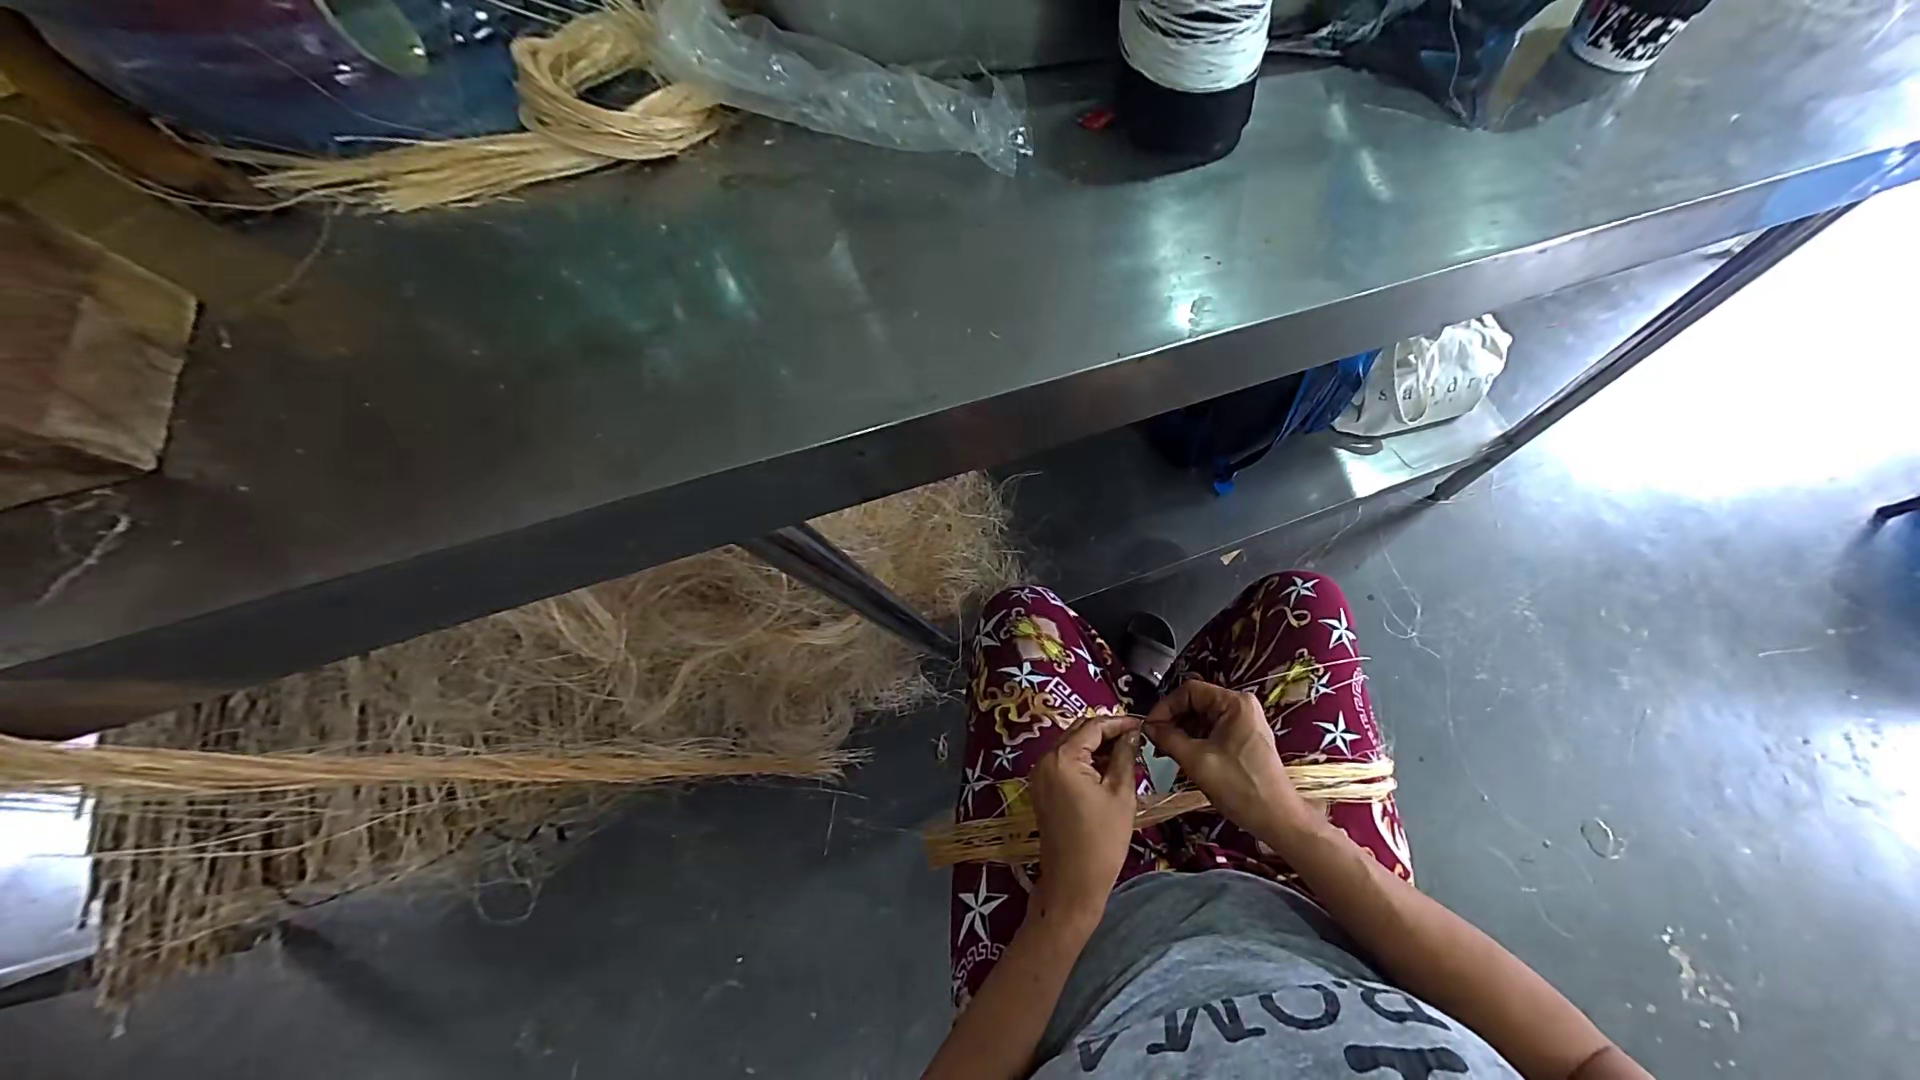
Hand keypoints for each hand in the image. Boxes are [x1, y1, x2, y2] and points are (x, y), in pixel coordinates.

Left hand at [1028, 713, 1143, 924]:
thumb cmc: (1102, 839)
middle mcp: (1045, 759)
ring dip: (1095, 746)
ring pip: (1070, 746)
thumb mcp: (1120, 794)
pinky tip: (1105, 769)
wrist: (1073, 882)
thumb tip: (1131, 733)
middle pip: (1078, 732)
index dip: (1119, 722)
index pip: (1092, 726)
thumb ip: (1125, 756)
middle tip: (1135, 738)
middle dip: (1106, 732)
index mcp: (1063, 757)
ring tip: (1125, 753)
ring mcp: (1039, 774)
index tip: (1141, 724)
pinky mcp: (1041, 788)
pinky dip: (1083, 761)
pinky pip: (1063, 763)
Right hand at [1143, 679, 1318, 841]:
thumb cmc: (1239, 787)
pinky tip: (1181, 754)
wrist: (1278, 819)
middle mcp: (1241, 706)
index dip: (1165, 707)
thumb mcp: (1196, 761)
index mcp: (1234, 703)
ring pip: (1201, 718)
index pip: (1189, 691)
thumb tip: (1147, 726)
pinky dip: (1194, 740)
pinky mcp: (1243, 738)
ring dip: (1181, 732)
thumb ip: (1168, 738)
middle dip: (1172, 720)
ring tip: (1165, 751)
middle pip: (1195, 703)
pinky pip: (1211, 730)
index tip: (1150, 727)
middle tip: (1154, 741)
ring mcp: (1244, 722)